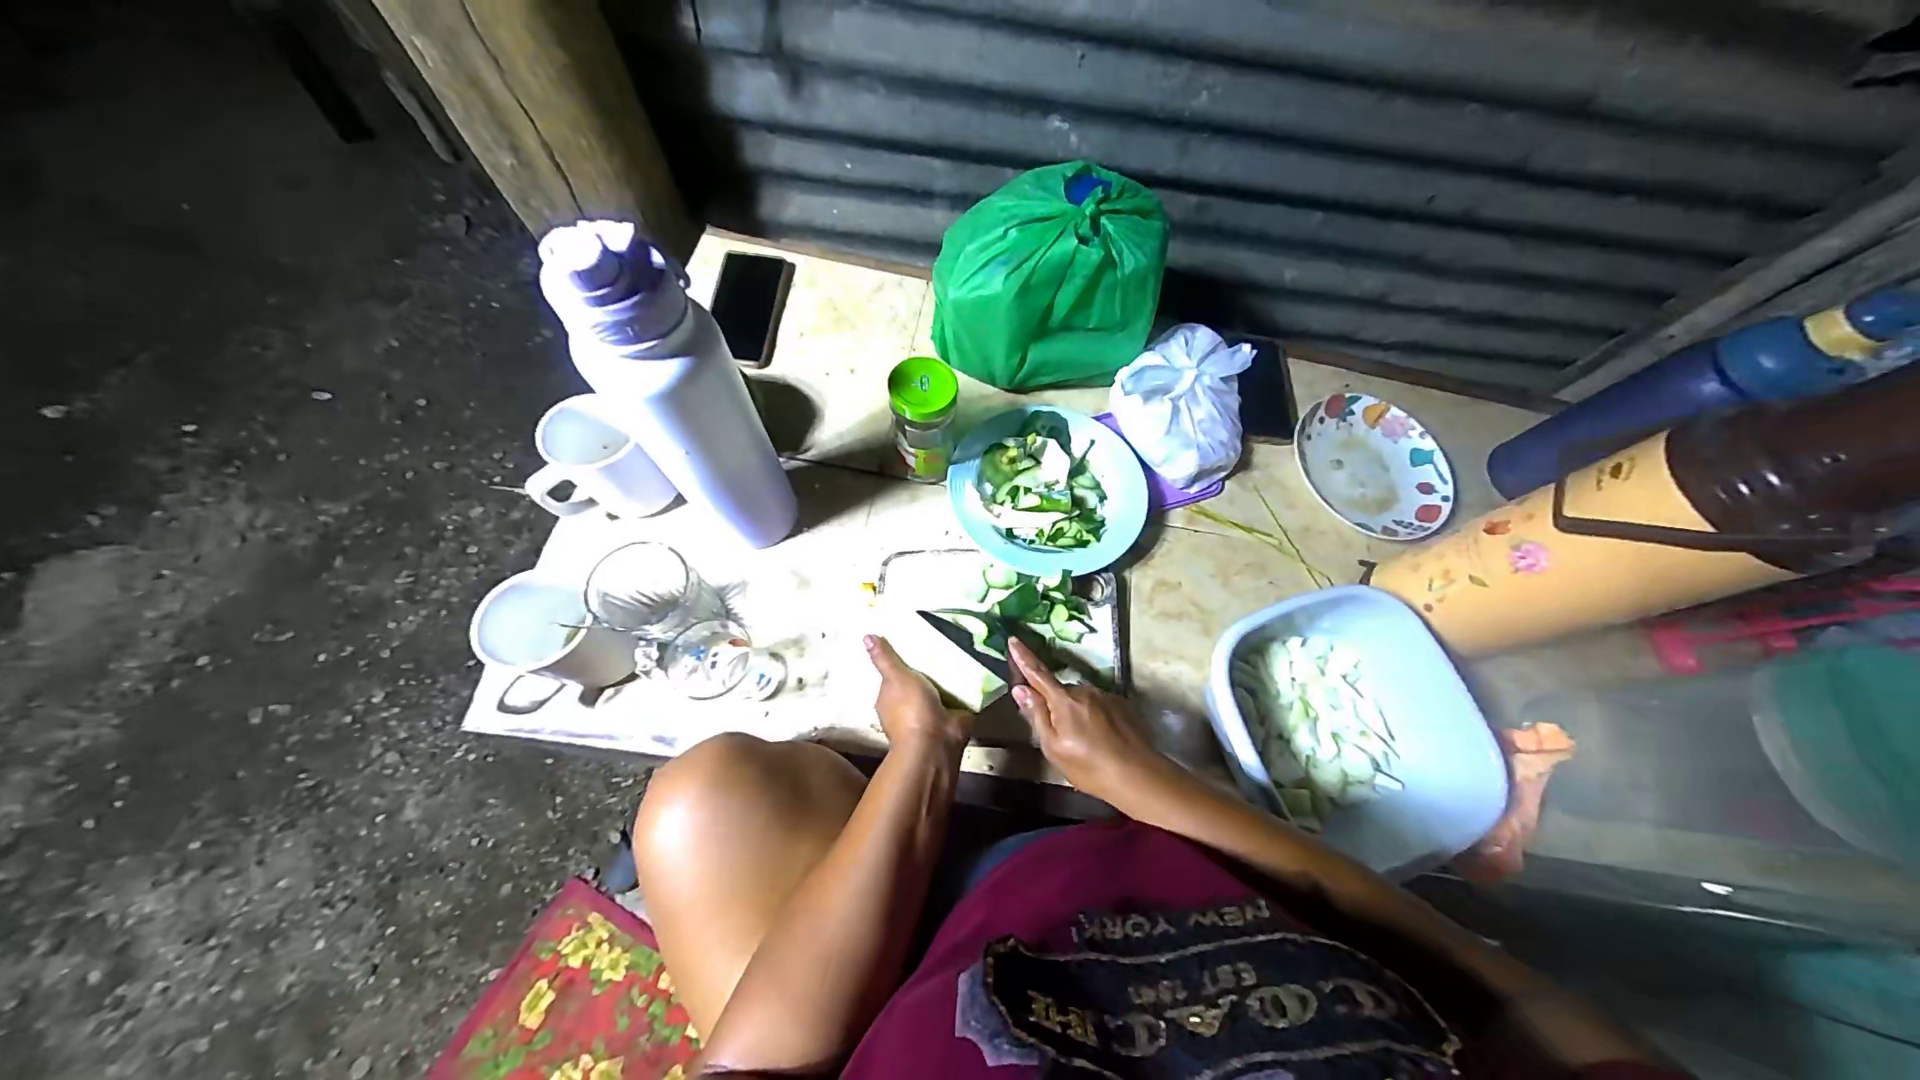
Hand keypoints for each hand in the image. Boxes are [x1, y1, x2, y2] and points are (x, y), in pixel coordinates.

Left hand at [865, 635, 971, 752]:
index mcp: (889, 699)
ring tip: (956, 650)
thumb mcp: (895, 677)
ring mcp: (929, 713)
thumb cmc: (910, 708)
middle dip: (924, 670)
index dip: (899, 663)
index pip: (891, 677)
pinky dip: (962, 687)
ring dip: (945, 678)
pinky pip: (957, 696)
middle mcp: (907, 707)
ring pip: (937, 689)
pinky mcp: (951, 716)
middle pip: (915, 683)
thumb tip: (865, 635)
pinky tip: (970, 668)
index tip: (909, 644)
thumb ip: (884, 658)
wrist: (937, 740)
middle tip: (937, 643)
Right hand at [1008, 638, 1171, 805]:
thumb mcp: (1053, 748)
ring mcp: (1105, 696)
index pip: (1038, 673)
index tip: (1013, 639)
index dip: (1023, 657)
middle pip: (1060, 691)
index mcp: (1064, 700)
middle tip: (1058, 735)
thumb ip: (1036, 715)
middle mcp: (1085, 690)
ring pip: (1079, 699)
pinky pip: (1097, 705)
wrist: (1138, 776)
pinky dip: (1092, 717)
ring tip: (1083, 744)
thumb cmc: (1089, 767)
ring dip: (1075, 713)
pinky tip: (1099, 739)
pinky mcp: (1121, 704)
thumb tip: (1021, 689)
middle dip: (1054, 705)